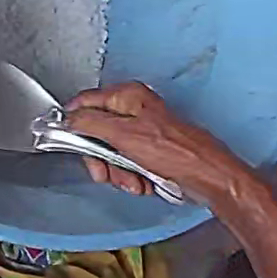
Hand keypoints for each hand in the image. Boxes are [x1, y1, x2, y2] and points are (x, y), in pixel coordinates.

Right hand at [64, 82, 256, 205]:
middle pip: (96, 131)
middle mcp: (133, 109)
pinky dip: (131, 175)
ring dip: (117, 171)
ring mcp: (142, 130)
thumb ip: (89, 123)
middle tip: (105, 171)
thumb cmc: (176, 152)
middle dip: (100, 157)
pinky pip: (127, 162)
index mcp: (127, 96)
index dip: (73, 121)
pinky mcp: (150, 149)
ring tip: (133, 180)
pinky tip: (143, 181)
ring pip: (110, 151)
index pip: (84, 102)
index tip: (68, 139)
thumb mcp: (123, 135)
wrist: (209, 177)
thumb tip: (67, 118)